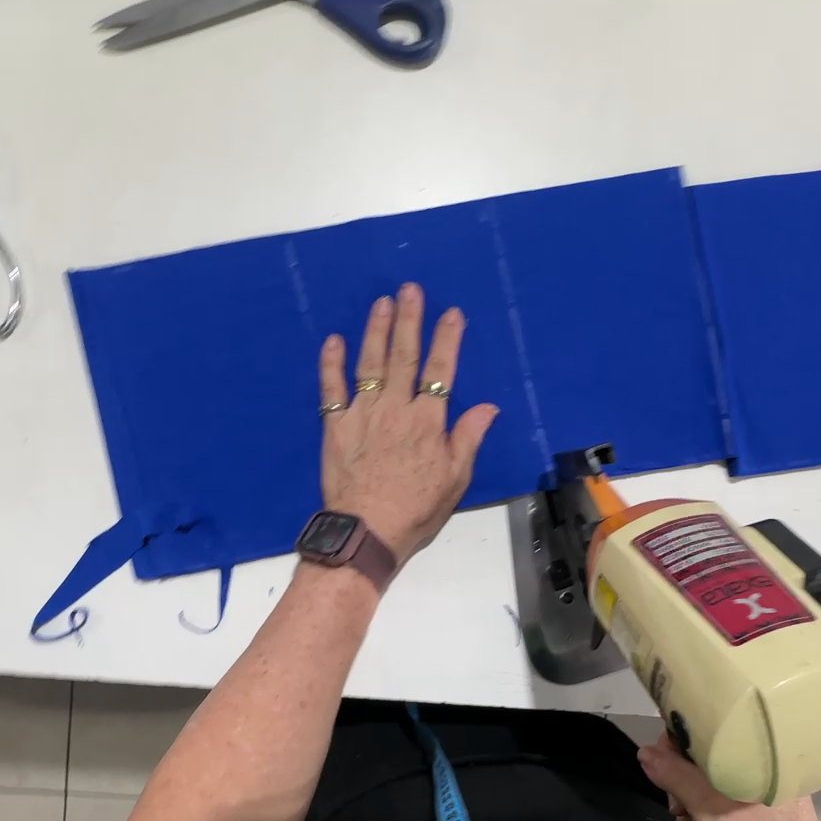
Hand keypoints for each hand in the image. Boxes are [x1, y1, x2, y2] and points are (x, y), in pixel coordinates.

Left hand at [318, 283, 497, 558]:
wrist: (366, 530)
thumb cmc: (415, 509)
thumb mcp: (454, 479)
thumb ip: (468, 439)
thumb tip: (488, 407)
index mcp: (428, 422)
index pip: (441, 371)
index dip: (447, 340)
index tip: (451, 313)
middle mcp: (395, 408)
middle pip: (404, 356)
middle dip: (409, 320)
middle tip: (410, 289)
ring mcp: (362, 414)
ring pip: (370, 363)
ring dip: (375, 330)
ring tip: (381, 302)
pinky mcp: (335, 426)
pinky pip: (331, 388)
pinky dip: (332, 363)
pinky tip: (334, 340)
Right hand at [638, 734, 820, 820]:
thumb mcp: (707, 810)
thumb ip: (674, 776)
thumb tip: (644, 752)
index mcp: (758, 752)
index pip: (707, 729)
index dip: (675, 745)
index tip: (662, 771)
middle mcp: (768, 761)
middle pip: (710, 753)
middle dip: (682, 775)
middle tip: (675, 805)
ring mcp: (774, 784)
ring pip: (719, 774)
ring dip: (693, 792)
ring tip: (685, 819)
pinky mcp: (775, 804)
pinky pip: (734, 791)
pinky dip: (712, 802)